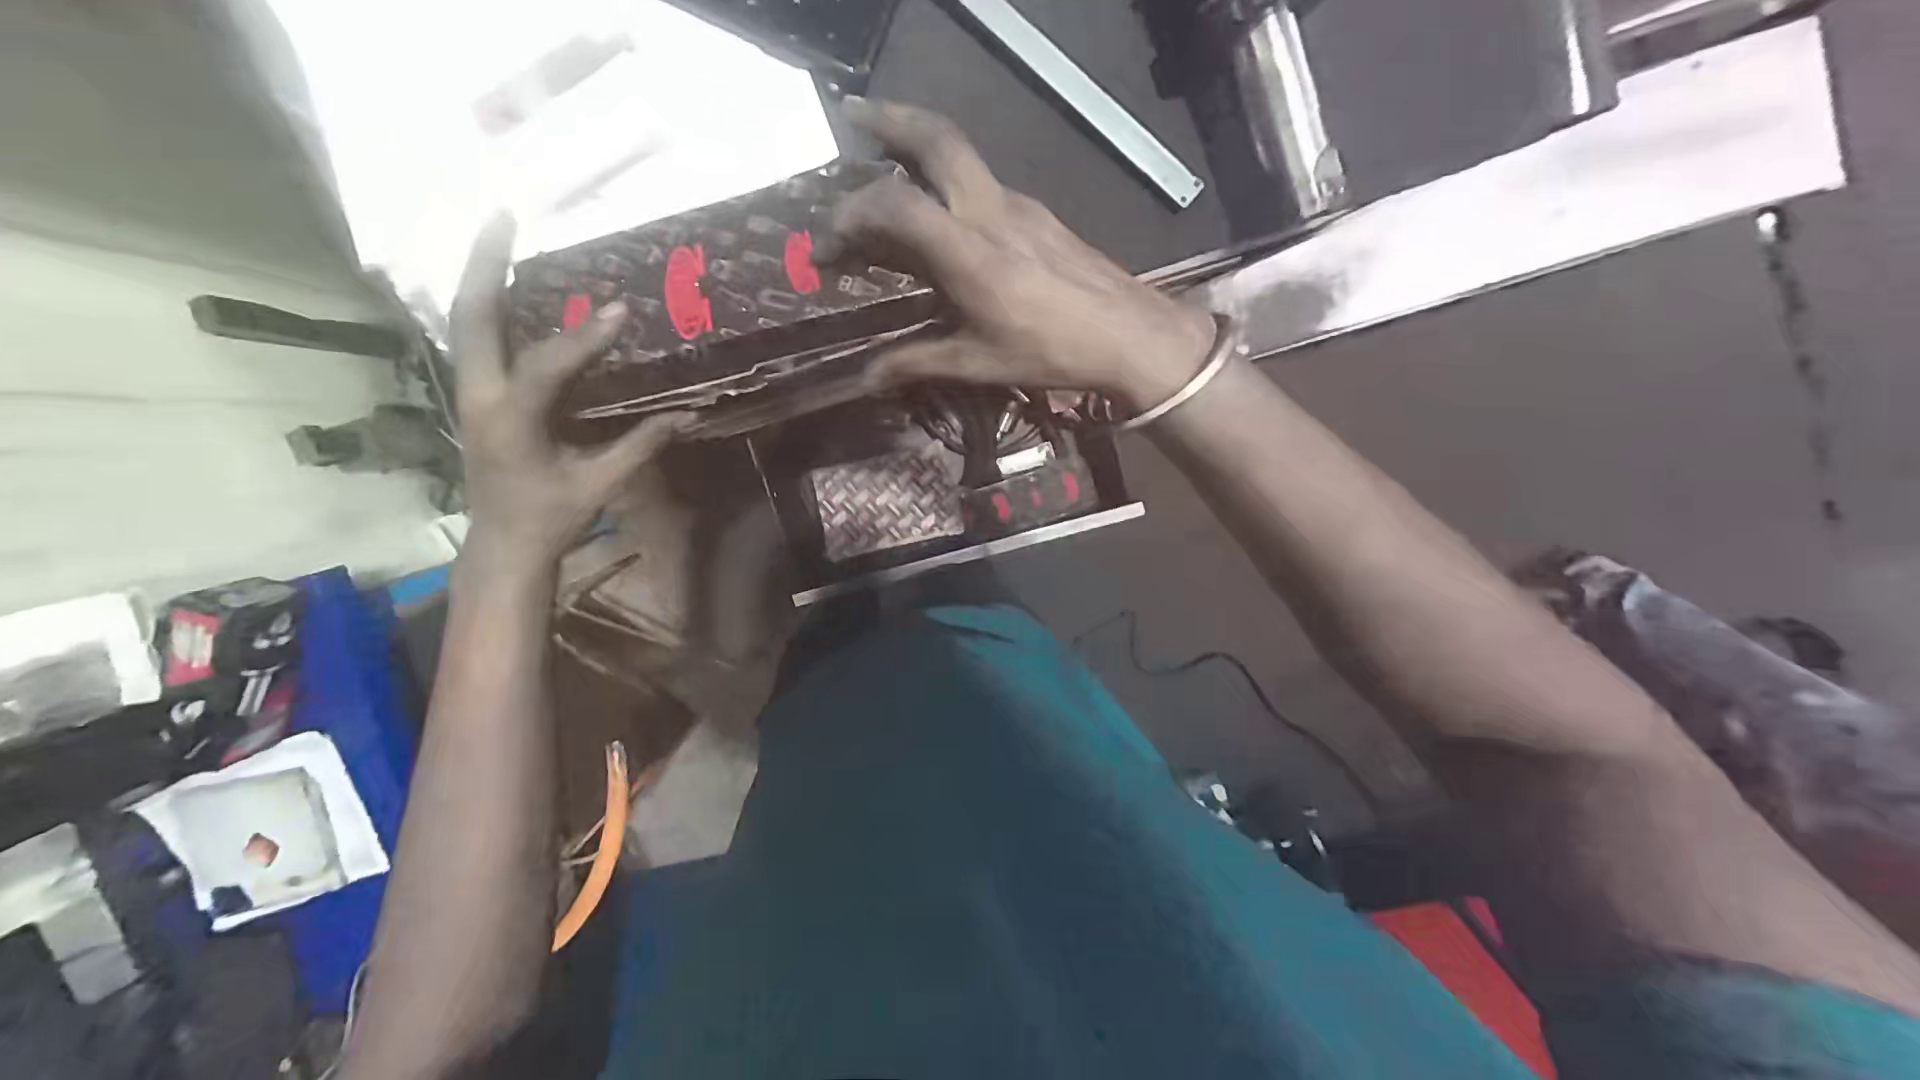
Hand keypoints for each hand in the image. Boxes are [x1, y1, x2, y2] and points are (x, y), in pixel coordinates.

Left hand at [449, 216, 690, 566]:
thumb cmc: (552, 518)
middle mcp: (479, 397)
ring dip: (480, 278)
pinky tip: (507, 291)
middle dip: (484, 264)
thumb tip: (687, 414)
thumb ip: (642, 445)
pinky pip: (477, 341)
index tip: (618, 309)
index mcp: (511, 421)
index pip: (546, 365)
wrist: (503, 545)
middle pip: (471, 317)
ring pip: (466, 323)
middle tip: (504, 217)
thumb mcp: (601, 483)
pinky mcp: (476, 398)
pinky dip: (488, 308)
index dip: (584, 338)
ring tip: (499, 238)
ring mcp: (469, 394)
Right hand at [828, 98, 1216, 412]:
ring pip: (960, 154)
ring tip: (886, 161)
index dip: (850, 217)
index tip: (829, 246)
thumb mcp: (979, 364)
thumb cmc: (1051, 352)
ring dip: (918, 147)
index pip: (895, 205)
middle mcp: (990, 211)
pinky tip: (942, 215)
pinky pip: (982, 182)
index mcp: (969, 252)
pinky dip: (949, 181)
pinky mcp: (1037, 213)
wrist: (1130, 334)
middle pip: (936, 139)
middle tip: (853, 117)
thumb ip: (917, 363)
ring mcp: (1018, 205)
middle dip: (889, 120)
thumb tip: (866, 379)